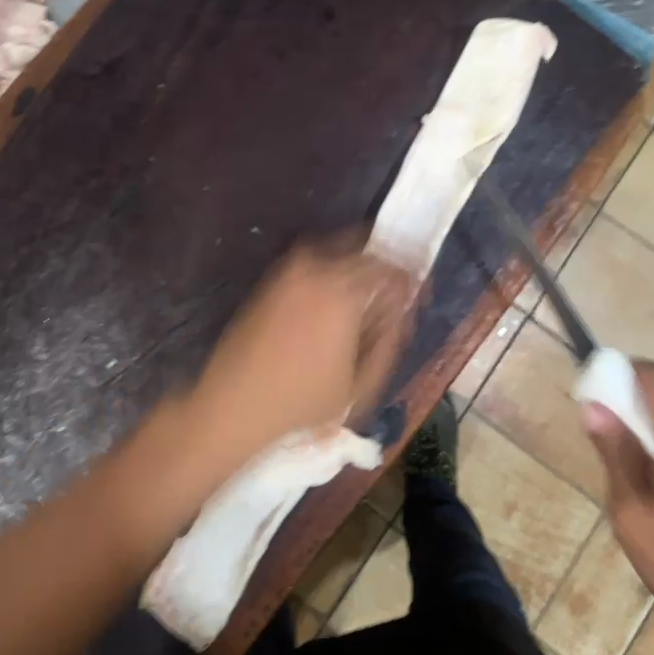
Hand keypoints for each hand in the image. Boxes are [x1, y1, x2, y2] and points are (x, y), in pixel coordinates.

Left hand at [189, 241, 417, 457]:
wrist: (232, 403)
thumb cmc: (301, 400)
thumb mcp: (359, 382)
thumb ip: (390, 340)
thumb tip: (401, 313)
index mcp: (343, 288)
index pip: (393, 269)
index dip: (412, 282)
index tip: (421, 297)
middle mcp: (317, 266)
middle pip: (367, 251)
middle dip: (386, 270)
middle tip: (398, 295)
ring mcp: (290, 269)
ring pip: (340, 253)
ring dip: (359, 269)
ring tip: (369, 301)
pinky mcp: (272, 278)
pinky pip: (314, 263)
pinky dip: (333, 274)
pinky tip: (337, 304)